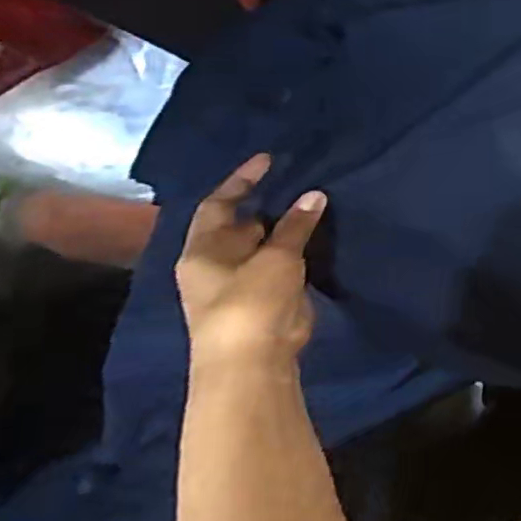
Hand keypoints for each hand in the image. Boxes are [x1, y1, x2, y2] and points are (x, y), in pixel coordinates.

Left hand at [177, 153, 325, 369]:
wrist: (253, 360)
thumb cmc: (251, 301)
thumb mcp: (276, 256)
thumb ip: (296, 224)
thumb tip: (315, 194)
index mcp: (203, 251)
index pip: (218, 205)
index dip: (241, 180)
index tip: (268, 160)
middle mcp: (217, 263)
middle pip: (241, 224)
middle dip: (268, 203)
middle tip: (300, 179)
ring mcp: (241, 282)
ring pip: (264, 244)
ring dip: (286, 226)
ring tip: (314, 201)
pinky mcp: (266, 296)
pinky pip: (281, 262)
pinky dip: (297, 247)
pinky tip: (318, 233)